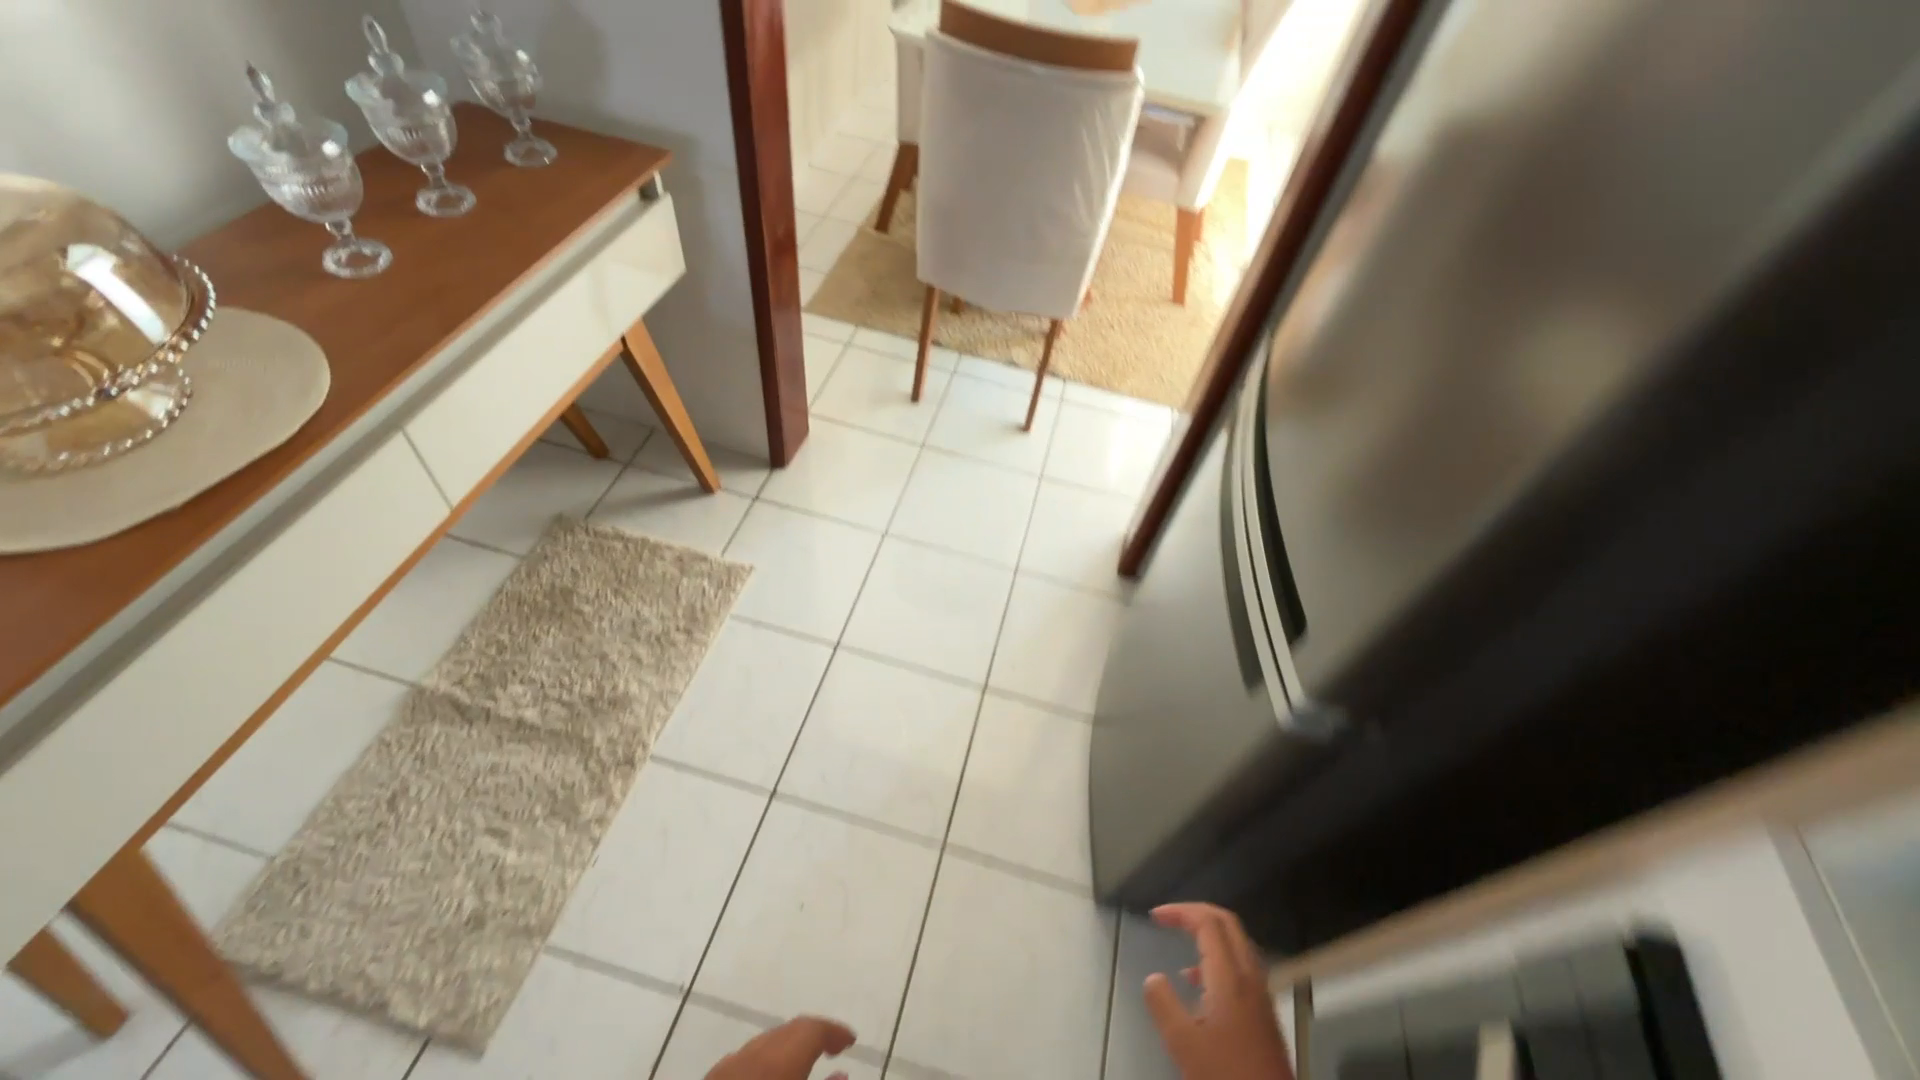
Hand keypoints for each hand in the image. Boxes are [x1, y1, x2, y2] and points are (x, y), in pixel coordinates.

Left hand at [704, 1016, 856, 1079]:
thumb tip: (841, 1075)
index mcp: (782, 1057)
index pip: (812, 1028)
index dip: (834, 1031)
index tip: (850, 1041)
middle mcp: (755, 1051)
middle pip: (788, 1031)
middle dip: (812, 1036)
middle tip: (832, 1049)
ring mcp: (730, 1064)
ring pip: (765, 1044)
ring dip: (788, 1048)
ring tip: (804, 1065)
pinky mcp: (713, 1077)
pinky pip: (745, 1059)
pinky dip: (765, 1062)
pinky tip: (769, 1078)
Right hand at [1143, 903, 1294, 1079]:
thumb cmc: (1224, 1074)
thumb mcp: (1182, 1043)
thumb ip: (1164, 1004)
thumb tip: (1154, 978)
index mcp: (1230, 978)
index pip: (1208, 923)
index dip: (1181, 911)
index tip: (1155, 916)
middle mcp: (1250, 977)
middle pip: (1228, 924)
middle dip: (1197, 913)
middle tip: (1169, 918)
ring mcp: (1260, 995)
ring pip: (1237, 945)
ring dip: (1209, 935)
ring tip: (1181, 944)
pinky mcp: (1263, 1012)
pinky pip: (1241, 967)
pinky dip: (1218, 958)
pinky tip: (1200, 985)